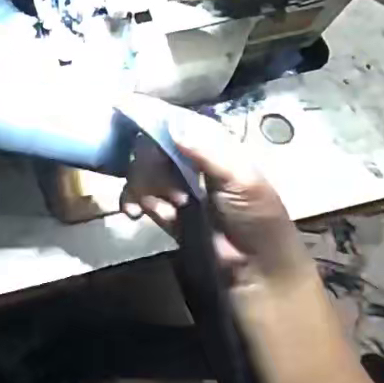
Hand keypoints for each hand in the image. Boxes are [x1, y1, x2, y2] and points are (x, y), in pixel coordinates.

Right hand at [120, 114, 314, 292]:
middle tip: (167, 188)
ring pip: (143, 170)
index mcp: (214, 145)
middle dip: (150, 162)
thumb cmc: (255, 219)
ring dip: (144, 186)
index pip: (177, 121)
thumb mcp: (240, 180)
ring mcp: (177, 185)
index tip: (126, 112)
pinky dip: (132, 200)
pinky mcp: (166, 210)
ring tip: (168, 209)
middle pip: (153, 146)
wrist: (257, 270)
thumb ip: (207, 153)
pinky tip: (133, 213)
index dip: (154, 117)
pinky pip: (140, 195)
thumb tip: (173, 126)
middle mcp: (192, 160)